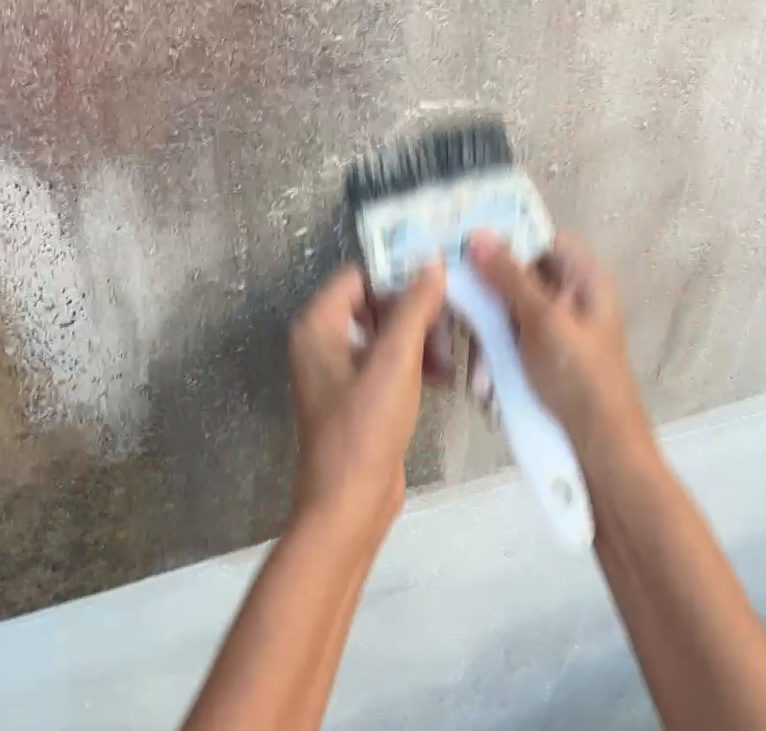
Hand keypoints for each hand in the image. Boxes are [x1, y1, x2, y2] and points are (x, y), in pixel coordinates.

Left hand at [287, 262, 445, 543]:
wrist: (351, 501)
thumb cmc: (366, 425)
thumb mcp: (395, 359)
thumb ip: (414, 307)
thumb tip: (431, 263)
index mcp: (318, 325)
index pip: (360, 276)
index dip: (398, 276)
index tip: (440, 285)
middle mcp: (323, 341)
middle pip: (376, 303)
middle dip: (415, 314)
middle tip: (446, 333)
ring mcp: (339, 370)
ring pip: (387, 333)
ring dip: (420, 340)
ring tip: (447, 361)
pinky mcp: (358, 396)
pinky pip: (388, 362)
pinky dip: (414, 363)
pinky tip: (441, 377)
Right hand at [467, 231, 647, 456]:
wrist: (599, 449)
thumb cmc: (580, 377)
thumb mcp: (542, 321)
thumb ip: (509, 277)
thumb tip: (478, 234)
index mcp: (583, 279)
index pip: (541, 239)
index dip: (506, 241)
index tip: (464, 249)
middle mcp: (569, 298)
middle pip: (516, 278)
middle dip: (488, 305)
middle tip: (462, 322)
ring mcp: (554, 330)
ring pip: (504, 315)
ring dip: (487, 344)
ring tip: (482, 379)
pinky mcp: (540, 358)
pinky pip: (507, 345)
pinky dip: (494, 363)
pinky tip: (489, 391)